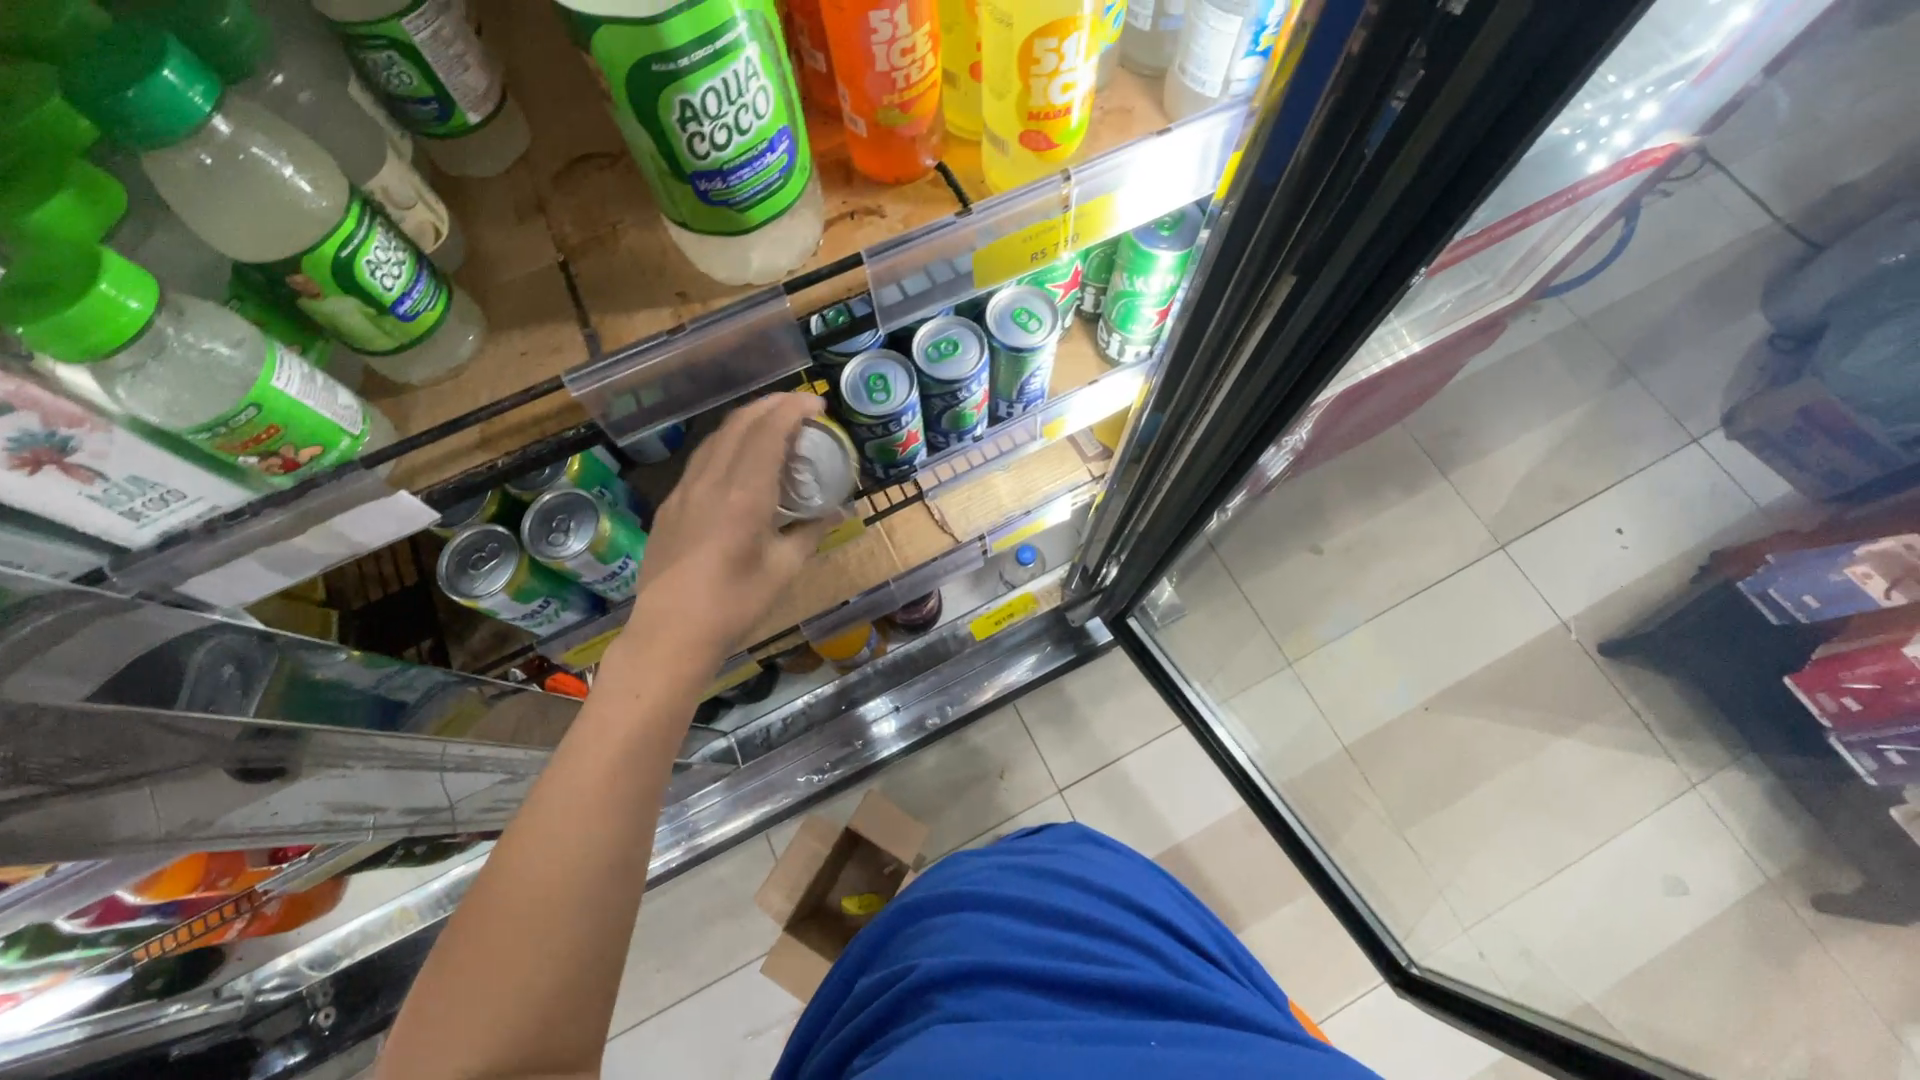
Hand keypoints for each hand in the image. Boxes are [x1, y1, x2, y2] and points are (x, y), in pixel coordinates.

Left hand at [626, 393, 831, 656]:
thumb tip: (838, 512)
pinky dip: (728, 445)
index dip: (794, 408)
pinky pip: (702, 460)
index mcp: (744, 493)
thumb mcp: (783, 569)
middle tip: (801, 408)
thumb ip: (810, 532)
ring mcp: (684, 490)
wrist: (670, 631)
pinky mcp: (671, 505)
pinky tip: (739, 463)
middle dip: (772, 405)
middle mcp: (711, 481)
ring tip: (773, 428)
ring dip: (748, 422)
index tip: (818, 403)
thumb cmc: (734, 604)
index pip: (768, 430)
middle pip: (740, 423)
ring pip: (717, 438)